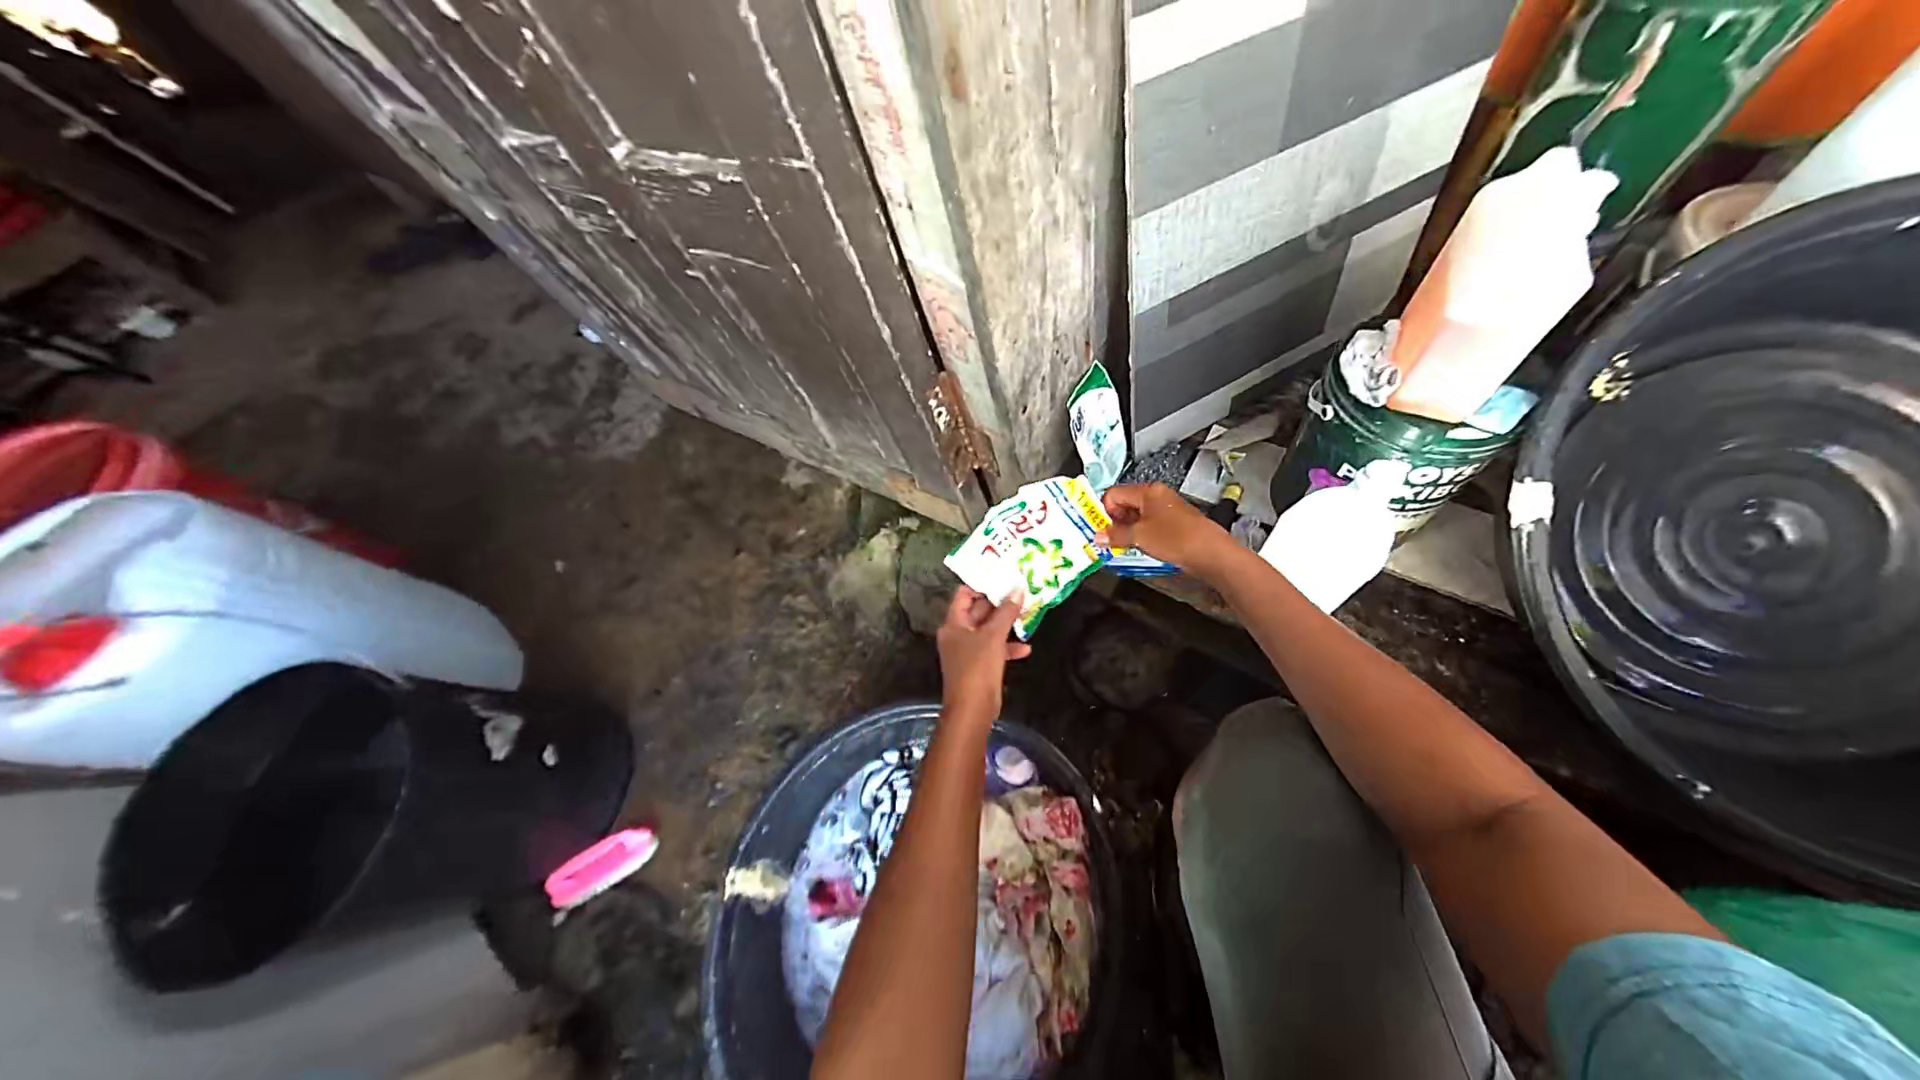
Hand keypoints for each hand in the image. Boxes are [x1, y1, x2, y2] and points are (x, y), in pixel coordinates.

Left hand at [937, 586, 1030, 717]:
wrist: (972, 709)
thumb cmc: (977, 667)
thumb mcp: (993, 636)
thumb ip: (1006, 612)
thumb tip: (1017, 590)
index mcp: (953, 623)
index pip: (963, 595)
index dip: (981, 585)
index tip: (1003, 578)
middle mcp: (957, 634)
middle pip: (977, 611)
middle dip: (999, 604)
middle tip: (1021, 592)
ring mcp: (967, 651)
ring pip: (988, 630)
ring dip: (1006, 624)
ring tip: (1027, 615)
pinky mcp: (979, 665)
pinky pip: (993, 649)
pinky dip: (1007, 647)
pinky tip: (1026, 649)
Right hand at [1099, 484, 1237, 577]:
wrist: (1210, 553)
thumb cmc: (1177, 538)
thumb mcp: (1139, 537)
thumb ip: (1116, 535)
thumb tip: (1099, 535)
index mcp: (1148, 491)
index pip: (1114, 493)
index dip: (1104, 510)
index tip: (1100, 528)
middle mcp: (1158, 496)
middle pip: (1125, 503)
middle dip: (1115, 521)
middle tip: (1109, 539)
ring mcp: (1167, 509)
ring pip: (1137, 515)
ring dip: (1128, 529)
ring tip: (1124, 545)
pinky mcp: (1174, 523)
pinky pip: (1150, 524)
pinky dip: (1141, 534)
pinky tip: (1142, 547)